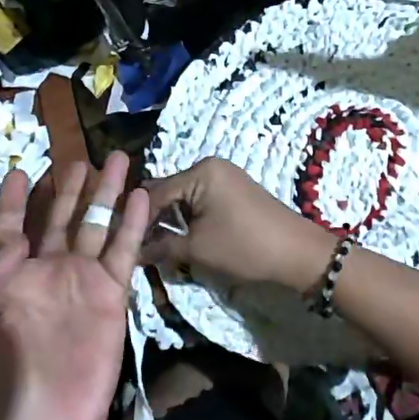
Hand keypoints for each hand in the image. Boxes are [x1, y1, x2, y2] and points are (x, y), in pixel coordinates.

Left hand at [0, 152, 149, 419]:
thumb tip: (12, 239)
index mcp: (4, 280)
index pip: (10, 228)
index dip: (16, 200)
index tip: (22, 171)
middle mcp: (44, 274)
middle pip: (59, 218)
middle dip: (69, 188)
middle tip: (80, 157)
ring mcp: (80, 281)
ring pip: (94, 224)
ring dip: (104, 192)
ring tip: (115, 159)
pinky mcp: (111, 292)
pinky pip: (122, 248)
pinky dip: (131, 221)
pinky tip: (140, 193)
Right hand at [143, 156, 337, 291]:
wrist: (298, 253)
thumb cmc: (245, 246)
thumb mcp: (197, 249)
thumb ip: (161, 246)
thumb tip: (132, 251)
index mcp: (200, 171)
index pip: (154, 192)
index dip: (137, 219)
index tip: (119, 241)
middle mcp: (211, 166)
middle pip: (168, 192)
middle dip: (153, 219)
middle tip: (136, 245)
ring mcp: (225, 178)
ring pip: (184, 199)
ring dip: (171, 221)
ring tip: (157, 247)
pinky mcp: (235, 192)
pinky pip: (201, 201)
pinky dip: (189, 219)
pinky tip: (181, 240)